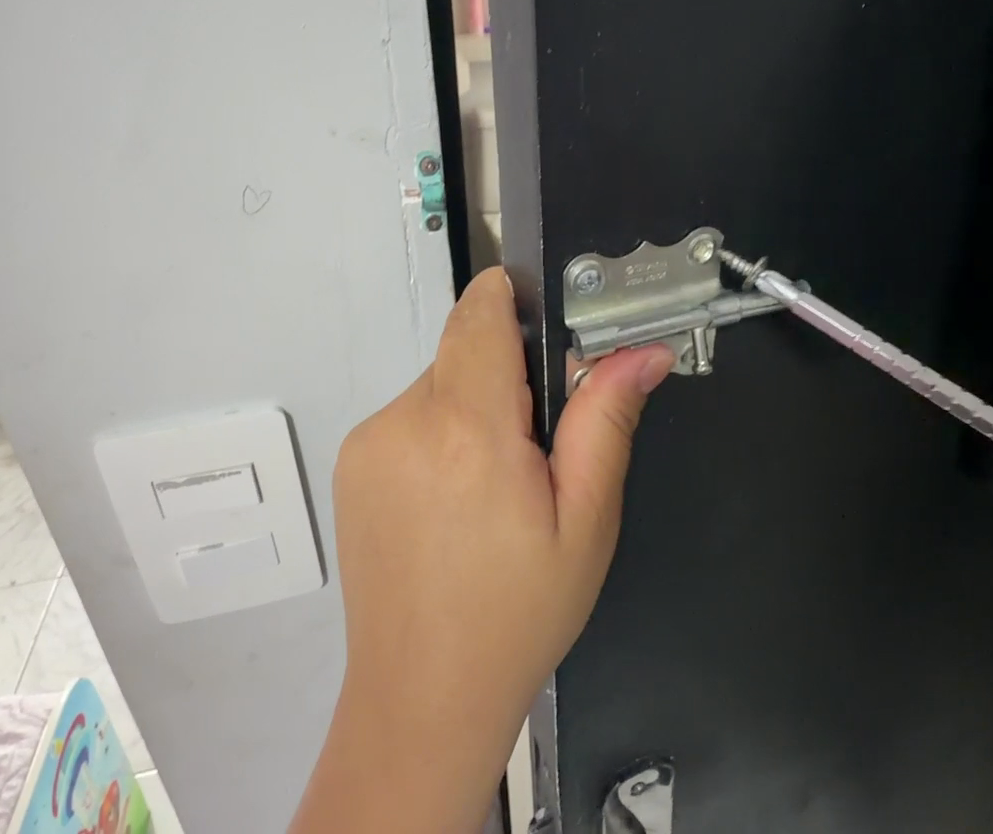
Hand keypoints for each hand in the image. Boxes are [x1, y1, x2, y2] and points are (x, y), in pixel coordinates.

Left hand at [289, 267, 676, 833]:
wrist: (422, 694)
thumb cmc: (517, 614)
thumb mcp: (585, 522)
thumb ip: (605, 422)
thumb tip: (641, 352)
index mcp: (469, 428)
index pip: (479, 314)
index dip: (509, 298)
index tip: (540, 316)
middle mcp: (404, 421)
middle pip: (462, 353)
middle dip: (504, 380)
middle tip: (532, 456)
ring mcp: (368, 444)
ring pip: (436, 388)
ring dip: (470, 413)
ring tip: (490, 493)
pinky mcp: (351, 467)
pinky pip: (406, 421)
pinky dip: (436, 438)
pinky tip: (451, 504)